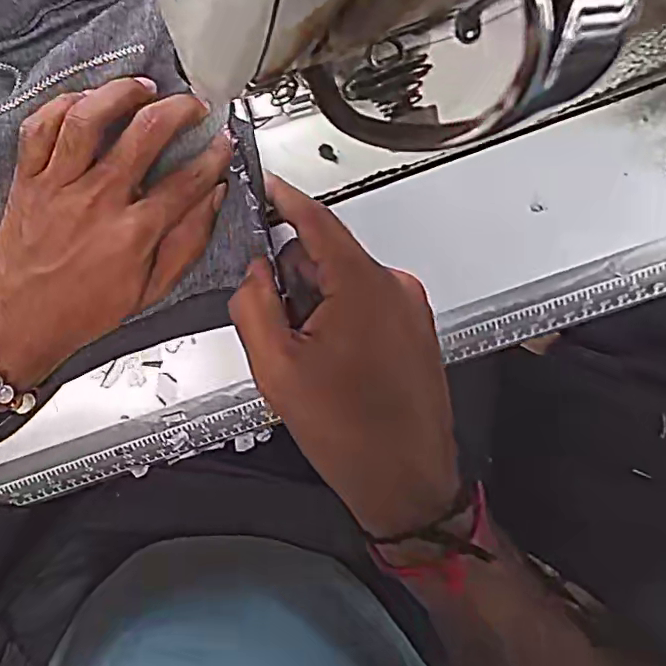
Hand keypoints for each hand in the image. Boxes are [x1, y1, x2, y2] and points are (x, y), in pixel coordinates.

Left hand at [0, 76, 231, 403]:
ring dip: (120, 93)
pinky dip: (62, 105)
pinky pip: (40, 128)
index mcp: (132, 234)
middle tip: (189, 106)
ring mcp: (59, 186)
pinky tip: (85, 101)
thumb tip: (213, 199)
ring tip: (141, 88)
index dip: (213, 156)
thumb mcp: (151, 289)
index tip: (221, 143)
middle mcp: (96, 202)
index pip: (186, 180)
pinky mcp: (29, 180)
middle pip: (144, 133)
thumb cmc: (83, 308)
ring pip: (88, 119)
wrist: (23, 317)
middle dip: (178, 109)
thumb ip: (188, 242)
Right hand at [228, 175, 459, 537]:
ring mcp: (408, 307)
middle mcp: (393, 288)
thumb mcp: (276, 366)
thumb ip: (253, 305)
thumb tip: (253, 272)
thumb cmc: (352, 433)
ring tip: (309, 353)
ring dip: (315, 301)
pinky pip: (362, 298)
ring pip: (342, 278)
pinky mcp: (413, 326)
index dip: (284, 198)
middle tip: (279, 323)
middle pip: (324, 253)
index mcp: (363, 287)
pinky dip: (336, 314)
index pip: (316, 220)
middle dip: (292, 277)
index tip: (265, 184)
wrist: (404, 481)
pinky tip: (329, 357)